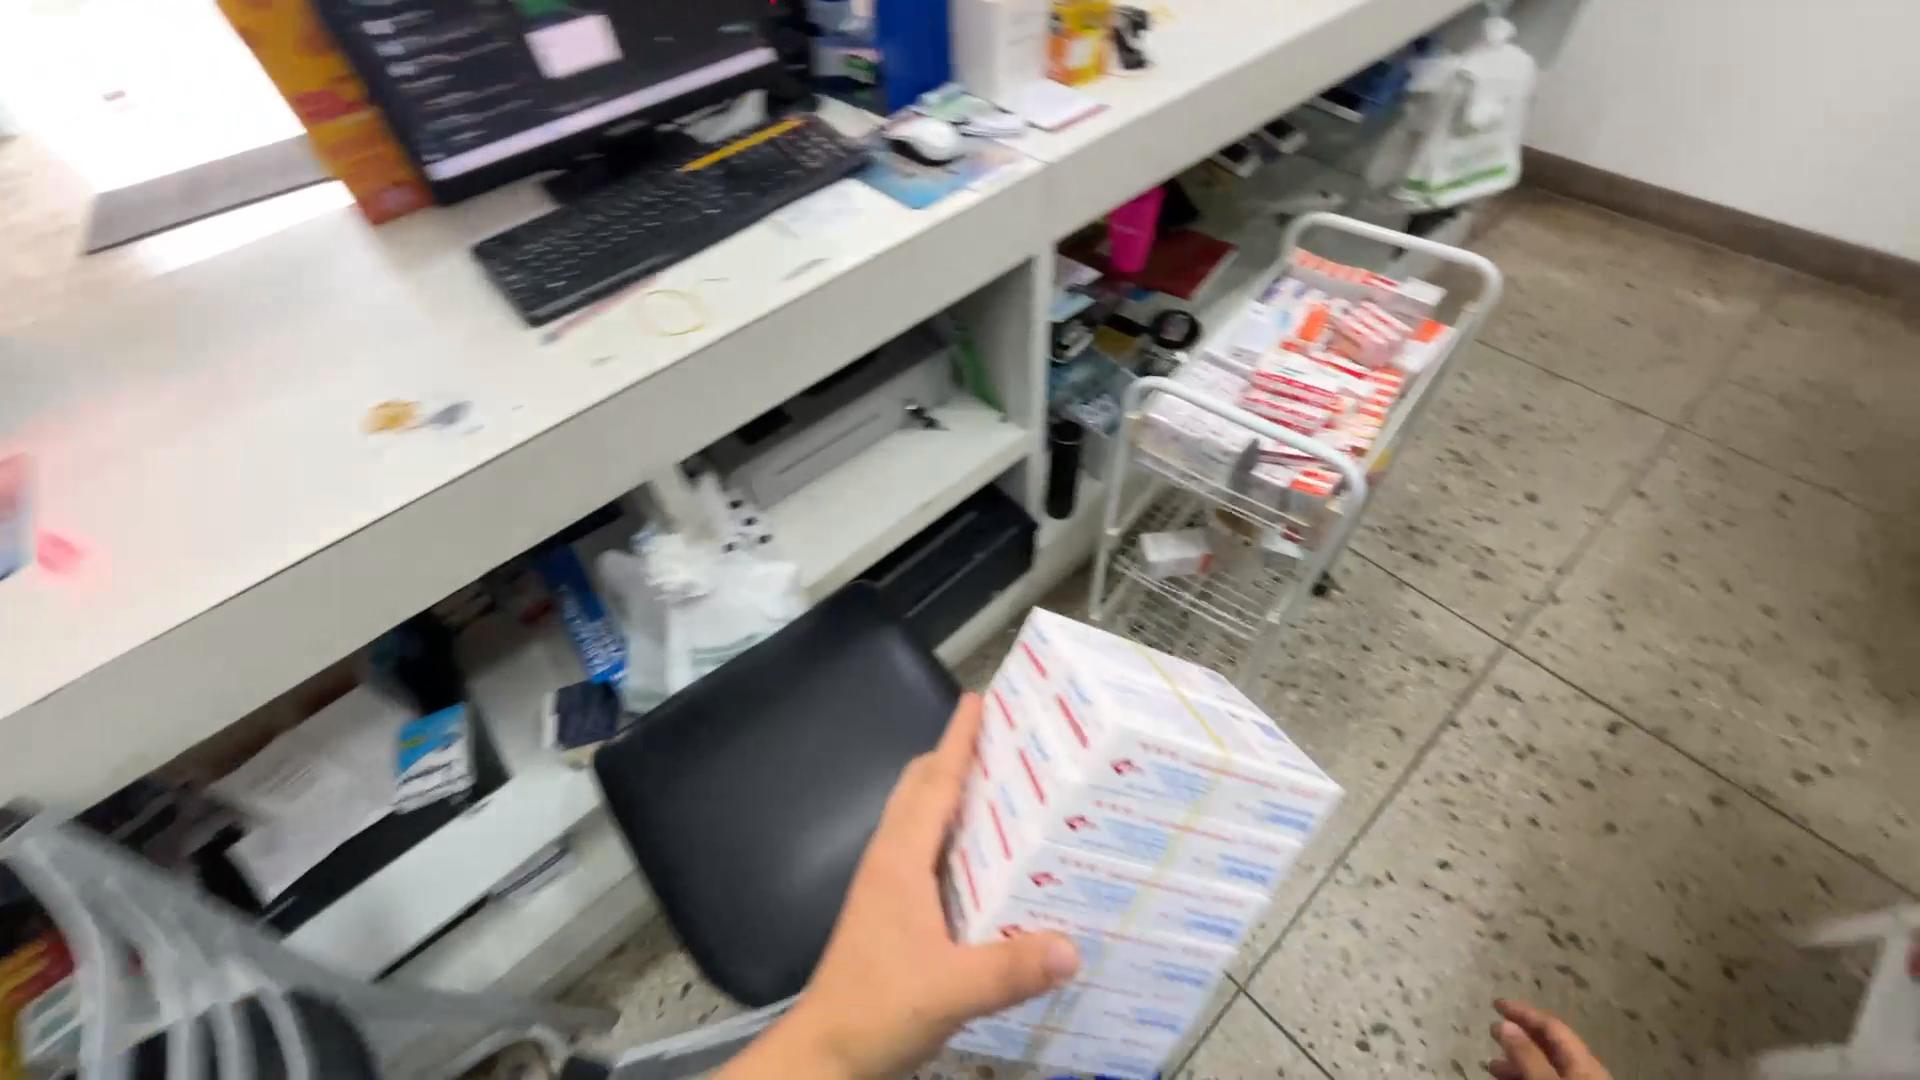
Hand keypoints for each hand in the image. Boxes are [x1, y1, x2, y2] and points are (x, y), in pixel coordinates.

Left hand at [728, 695, 1080, 1079]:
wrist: (826, 1049)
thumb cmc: (878, 1007)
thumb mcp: (950, 990)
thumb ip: (1010, 970)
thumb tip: (1072, 947)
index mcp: (902, 858)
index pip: (935, 783)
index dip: (957, 739)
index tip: (977, 700)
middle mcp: (890, 855)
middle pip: (921, 785)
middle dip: (954, 752)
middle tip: (1000, 738)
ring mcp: (884, 877)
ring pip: (916, 811)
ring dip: (948, 785)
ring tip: (997, 783)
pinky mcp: (887, 901)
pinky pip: (919, 840)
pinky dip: (945, 823)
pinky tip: (978, 851)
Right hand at [1486, 999, 1610, 1079]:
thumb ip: (1528, 1054)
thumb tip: (1506, 1022)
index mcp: (1584, 1060)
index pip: (1552, 1025)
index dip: (1523, 1011)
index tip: (1496, 1003)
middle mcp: (1587, 1069)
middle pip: (1550, 1044)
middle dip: (1518, 1035)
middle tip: (1491, 1030)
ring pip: (1548, 1064)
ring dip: (1519, 1059)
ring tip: (1493, 1063)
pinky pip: (1550, 1077)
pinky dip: (1529, 1073)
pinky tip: (1510, 1076)